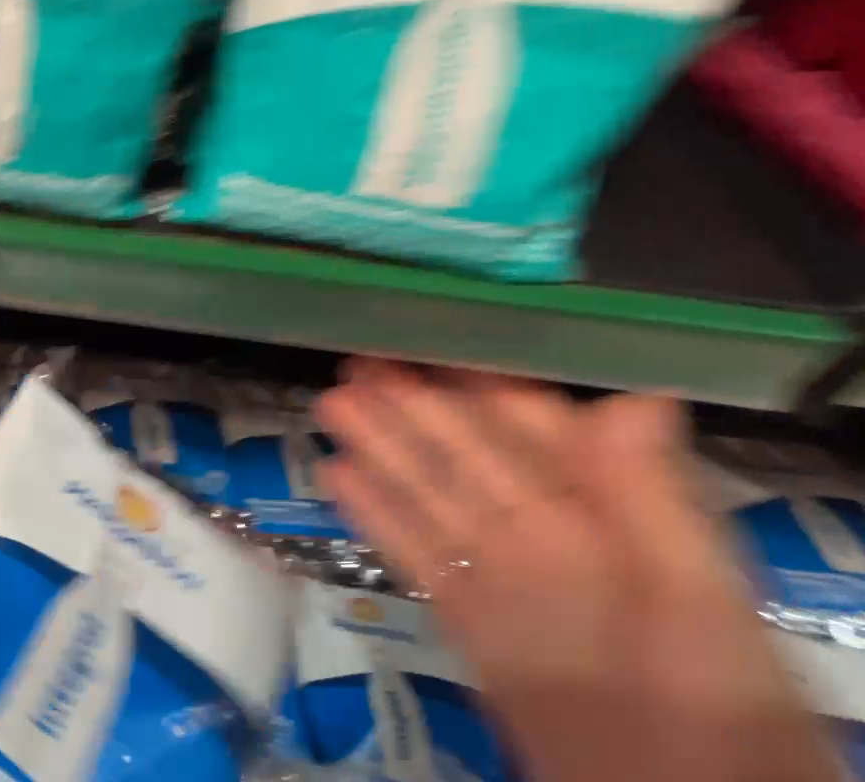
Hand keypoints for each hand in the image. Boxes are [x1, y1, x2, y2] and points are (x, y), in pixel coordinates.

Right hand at [314, 359, 843, 781]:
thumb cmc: (705, 688)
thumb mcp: (693, 587)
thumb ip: (651, 497)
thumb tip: (632, 399)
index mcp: (603, 512)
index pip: (530, 431)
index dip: (477, 386)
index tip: (425, 347)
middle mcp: (540, 530)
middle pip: (461, 454)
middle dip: (408, 407)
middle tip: (352, 365)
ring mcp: (494, 570)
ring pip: (423, 492)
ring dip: (377, 447)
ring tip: (329, 404)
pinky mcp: (457, 610)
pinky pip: (407, 548)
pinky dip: (369, 512)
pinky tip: (331, 475)